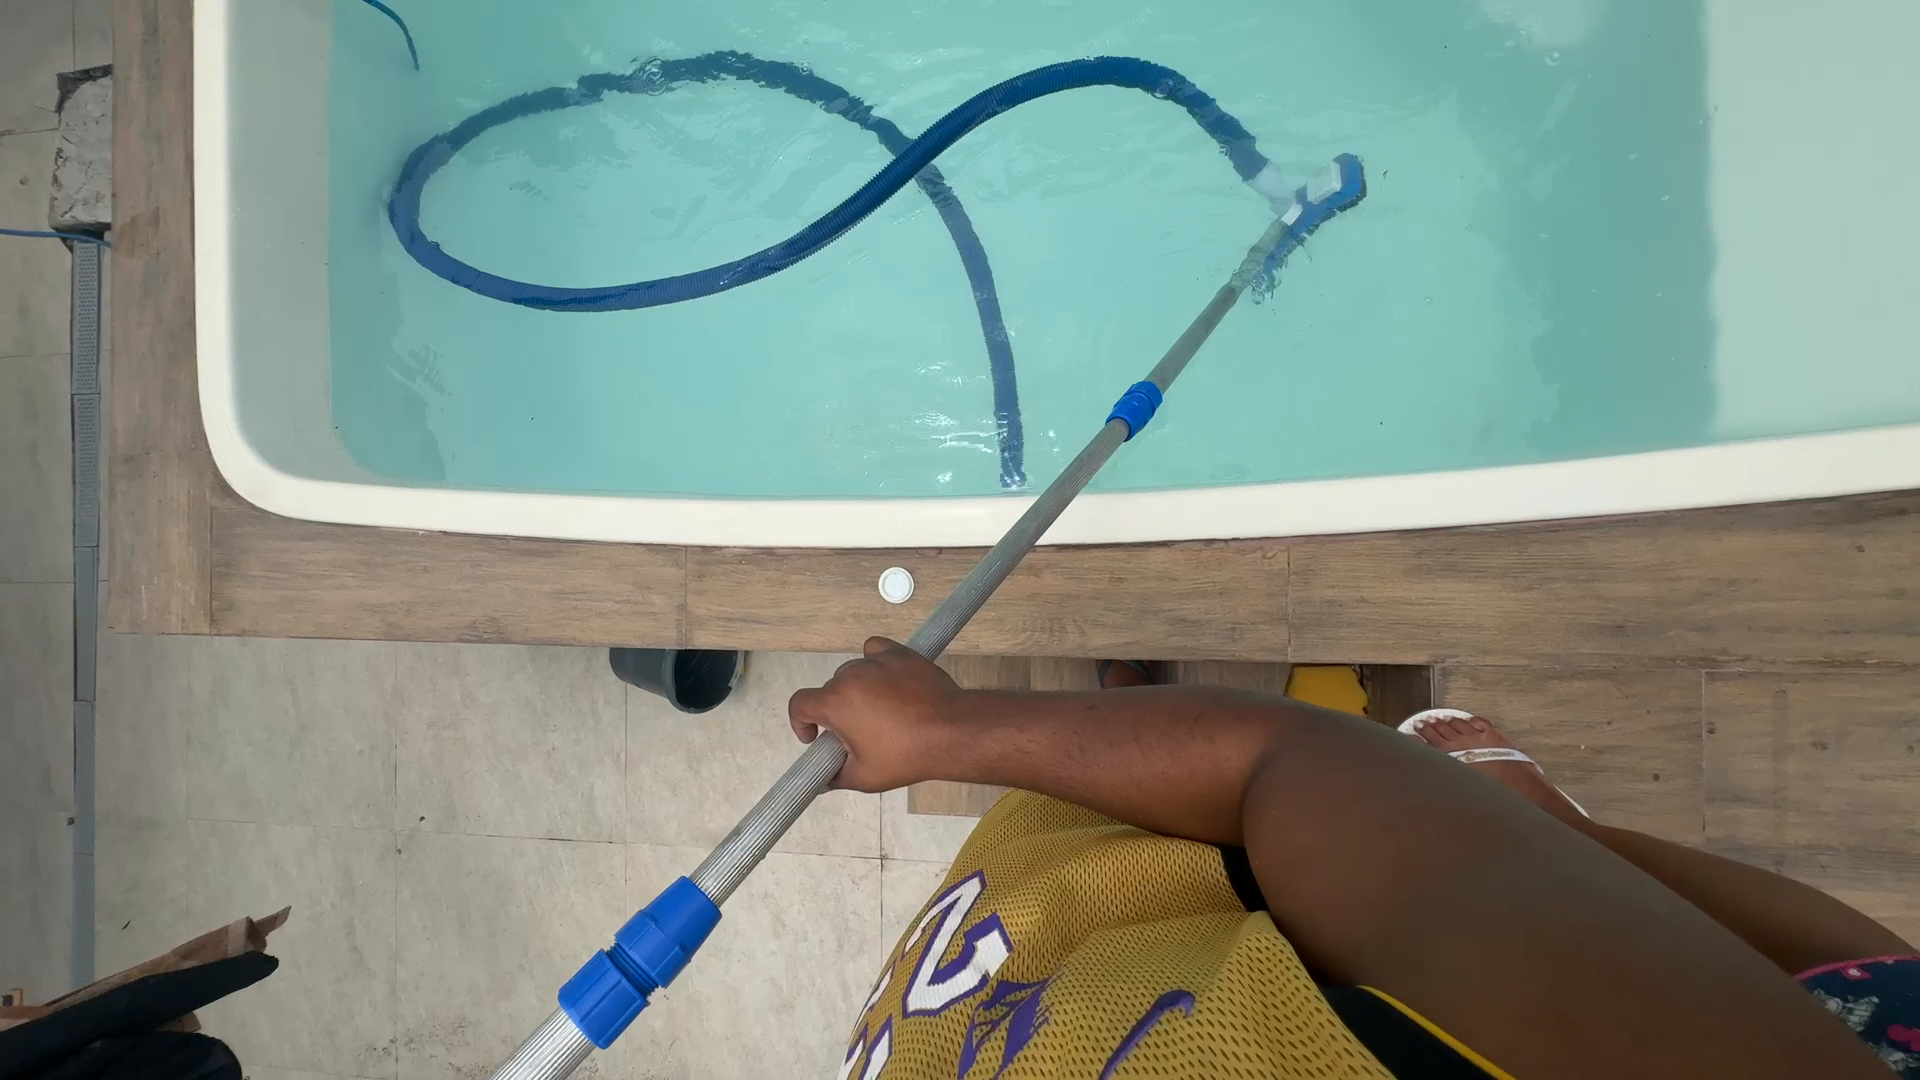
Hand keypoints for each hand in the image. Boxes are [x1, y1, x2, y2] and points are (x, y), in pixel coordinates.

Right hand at [788, 637, 968, 791]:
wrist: (951, 732)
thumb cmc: (907, 754)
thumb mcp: (864, 777)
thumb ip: (836, 777)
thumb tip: (825, 778)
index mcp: (835, 704)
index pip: (799, 704)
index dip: (801, 721)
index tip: (815, 736)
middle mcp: (851, 676)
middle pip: (830, 689)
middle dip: (836, 710)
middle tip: (857, 731)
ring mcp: (876, 662)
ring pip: (853, 672)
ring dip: (857, 689)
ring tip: (878, 709)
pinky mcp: (900, 654)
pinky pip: (876, 650)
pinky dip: (875, 662)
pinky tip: (885, 679)